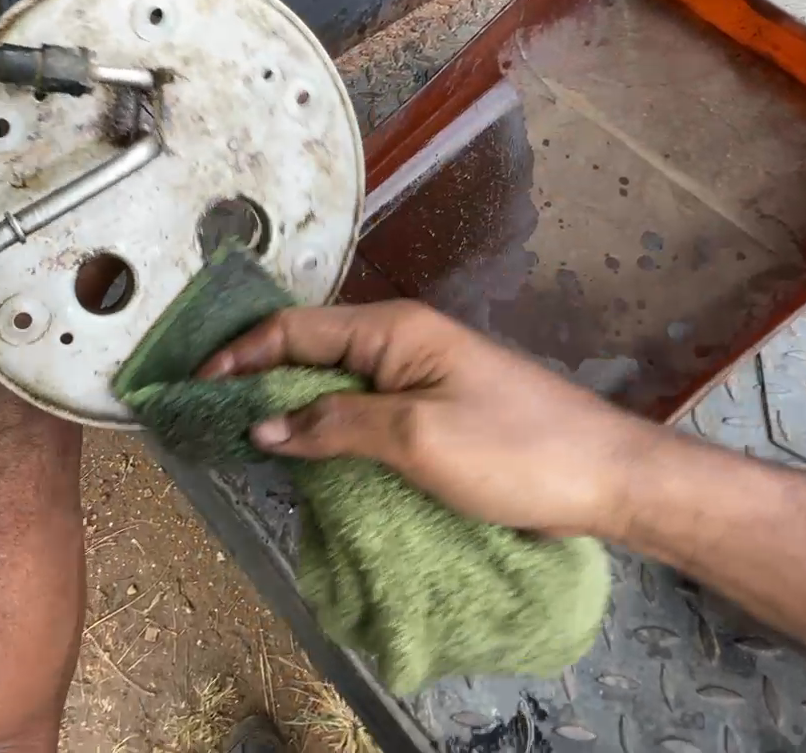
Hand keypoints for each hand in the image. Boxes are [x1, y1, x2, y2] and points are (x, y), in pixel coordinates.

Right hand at [198, 300, 664, 536]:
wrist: (610, 476)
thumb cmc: (515, 450)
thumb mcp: (416, 440)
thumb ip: (333, 425)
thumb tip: (261, 427)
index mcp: (390, 329)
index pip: (293, 330)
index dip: (239, 354)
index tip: (195, 383)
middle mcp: (395, 337)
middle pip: (306, 347)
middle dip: (254, 373)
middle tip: (208, 408)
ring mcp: (412, 368)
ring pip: (328, 374)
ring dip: (285, 397)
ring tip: (240, 427)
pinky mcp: (425, 399)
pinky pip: (355, 399)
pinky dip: (320, 416)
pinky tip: (300, 440)